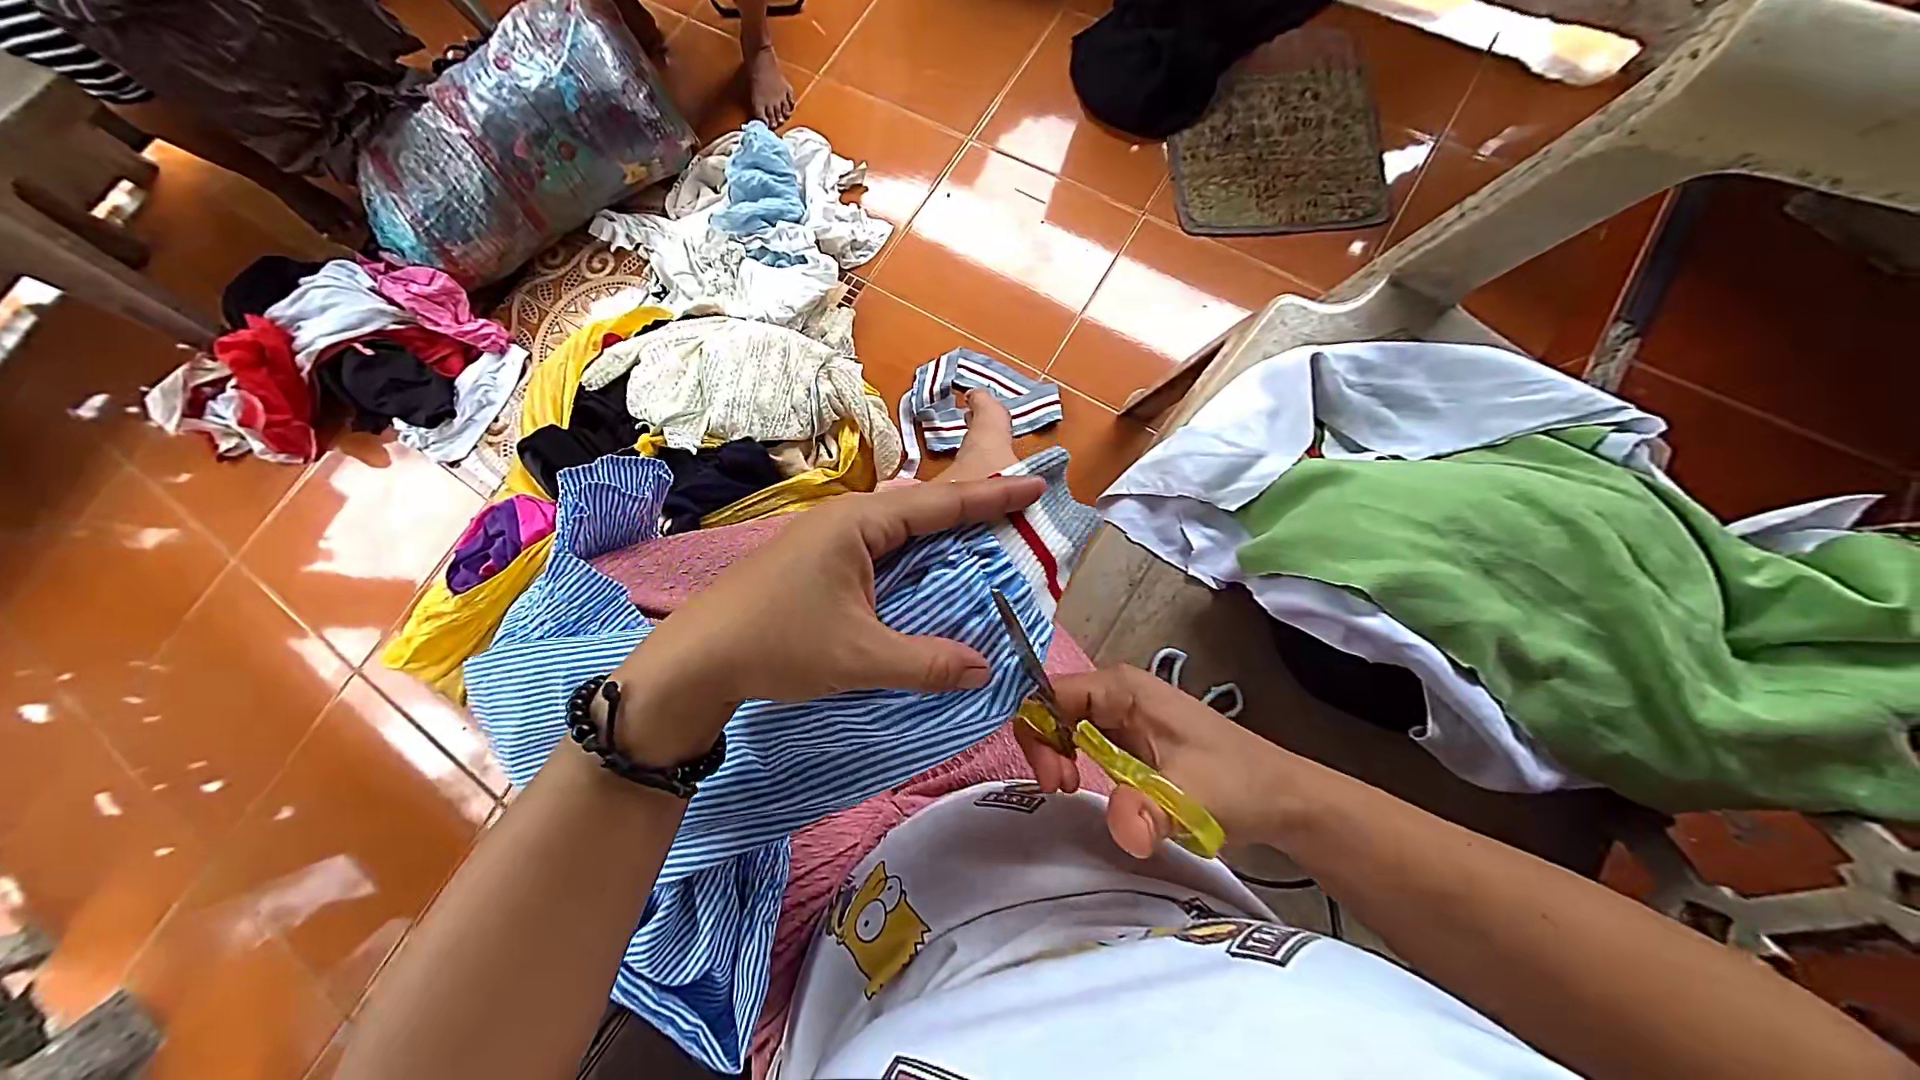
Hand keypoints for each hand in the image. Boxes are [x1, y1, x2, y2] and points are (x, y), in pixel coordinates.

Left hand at [609, 475, 1046, 764]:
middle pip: (921, 506)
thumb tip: (986, 670)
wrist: (696, 658)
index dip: (991, 496)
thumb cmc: (776, 645)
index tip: (1033, 483)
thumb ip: (928, 663)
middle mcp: (845, 518)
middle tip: (1016, 507)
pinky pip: (880, 545)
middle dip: (971, 506)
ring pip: (899, 526)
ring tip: (983, 534)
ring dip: (941, 530)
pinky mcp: (817, 558)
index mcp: (859, 524)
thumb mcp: (859, 658)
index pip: (939, 504)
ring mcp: (827, 536)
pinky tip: (926, 568)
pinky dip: (913, 552)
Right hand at [1014, 665, 1298, 857]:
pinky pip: (1081, 740)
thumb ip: (1149, 810)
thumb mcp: (1191, 795)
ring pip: (1062, 724)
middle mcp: (1117, 693)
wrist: (1283, 799)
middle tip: (1063, 789)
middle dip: (1044, 746)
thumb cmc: (1239, 783)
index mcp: (1123, 688)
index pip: (1050, 694)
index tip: (1057, 780)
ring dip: (1056, 756)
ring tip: (1072, 790)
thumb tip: (1123, 833)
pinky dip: (1071, 761)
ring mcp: (1123, 714)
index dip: (1039, 733)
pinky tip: (1085, 786)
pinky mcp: (1129, 737)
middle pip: (1051, 708)